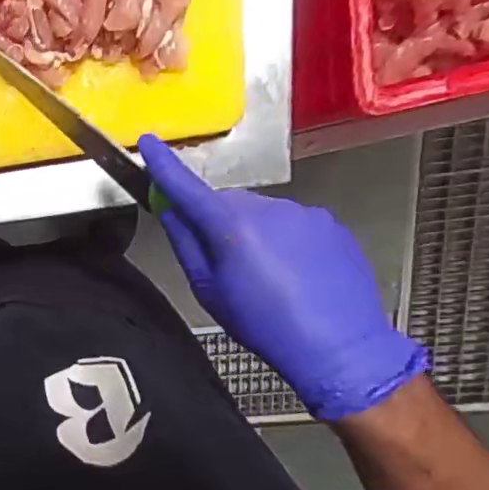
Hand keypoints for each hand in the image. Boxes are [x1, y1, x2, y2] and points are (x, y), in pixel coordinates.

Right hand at [139, 135, 427, 419]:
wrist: (339, 345)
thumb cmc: (267, 326)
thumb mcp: (209, 291)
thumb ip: (186, 245)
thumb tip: (171, 213)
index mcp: (231, 227)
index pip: (186, 187)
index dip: (163, 164)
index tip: (149, 144)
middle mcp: (268, 209)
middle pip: (224, 202)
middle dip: (214, 223)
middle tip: (217, 264)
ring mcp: (302, 213)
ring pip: (258, 213)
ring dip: (250, 234)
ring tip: (261, 278)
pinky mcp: (328, 223)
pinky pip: (290, 222)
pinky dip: (281, 241)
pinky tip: (289, 274)